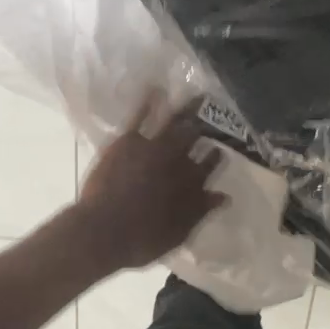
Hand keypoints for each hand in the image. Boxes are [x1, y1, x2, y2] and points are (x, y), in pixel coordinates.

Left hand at [71, 94, 227, 271]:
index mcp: (191, 185)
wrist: (105, 231)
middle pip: (195, 138)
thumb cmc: (141, 240)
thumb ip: (201, 212)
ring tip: (196, 93)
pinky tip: (155, 88)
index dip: (216, 158)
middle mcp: (178, 161)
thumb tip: (224, 196)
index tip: (220, 151)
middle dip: (204, 125)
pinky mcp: (129, 141)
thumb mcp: (179, 233)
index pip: (210, 166)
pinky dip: (149, 101)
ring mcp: (154, 147)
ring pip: (175, 121)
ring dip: (186, 106)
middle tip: (210, 114)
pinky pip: (141, 116)